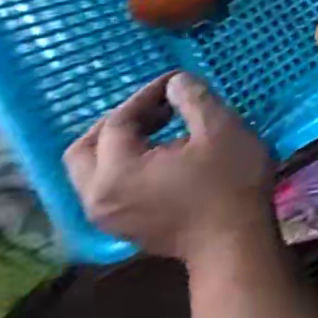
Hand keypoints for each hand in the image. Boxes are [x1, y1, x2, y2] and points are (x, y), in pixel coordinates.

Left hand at [63, 72, 273, 261]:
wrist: (234, 239)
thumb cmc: (229, 180)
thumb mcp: (221, 128)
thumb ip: (194, 99)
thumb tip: (176, 82)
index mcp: (116, 172)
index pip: (116, 122)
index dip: (146, 94)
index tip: (176, 78)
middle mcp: (96, 197)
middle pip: (83, 149)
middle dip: (117, 120)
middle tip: (156, 104)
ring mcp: (106, 216)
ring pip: (91, 170)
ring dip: (119, 142)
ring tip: (162, 124)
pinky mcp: (121, 225)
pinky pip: (106, 185)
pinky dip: (125, 162)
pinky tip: (162, 153)